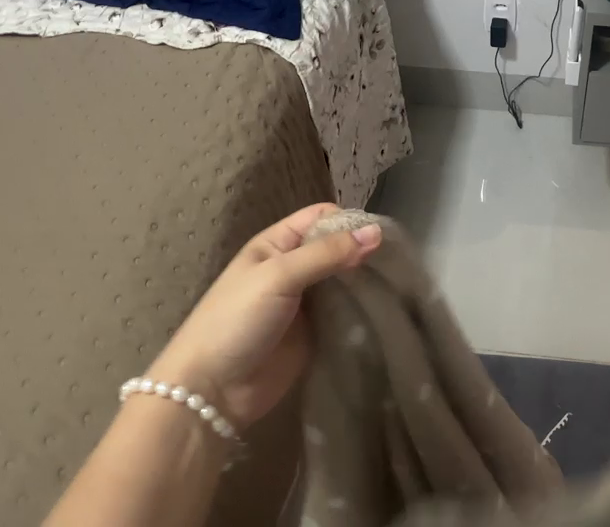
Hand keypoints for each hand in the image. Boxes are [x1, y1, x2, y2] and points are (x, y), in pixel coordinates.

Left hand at [144, 202, 380, 428]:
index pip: (322, 217)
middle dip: (363, 250)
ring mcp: (307, 302)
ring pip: (345, 279)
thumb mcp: (279, 276)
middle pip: (338, 247)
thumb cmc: (237, 321)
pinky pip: (346, 312)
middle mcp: (294, 268)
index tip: (379, 237)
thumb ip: (327, 253)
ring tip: (396, 284)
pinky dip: (363, 308)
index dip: (349, 221)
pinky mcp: (317, 332)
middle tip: (395, 263)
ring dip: (366, 280)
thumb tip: (377, 232)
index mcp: (277, 244)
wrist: (212, 392)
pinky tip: (385, 308)